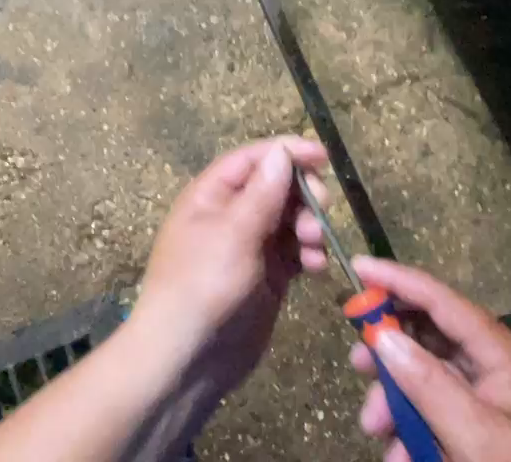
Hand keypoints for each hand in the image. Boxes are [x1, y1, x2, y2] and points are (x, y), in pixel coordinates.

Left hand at [129, 136, 331, 392]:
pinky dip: (308, 255)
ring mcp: (248, 247)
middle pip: (275, 187)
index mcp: (211, 195)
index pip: (252, 159)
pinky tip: (317, 268)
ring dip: (309, 227)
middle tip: (322, 209)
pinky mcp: (265, 277)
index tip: (323, 157)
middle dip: (302, 194)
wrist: (187, 357)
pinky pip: (293, 253)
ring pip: (288, 221)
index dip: (286, 153)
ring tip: (316, 245)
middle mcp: (229, 215)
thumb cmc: (203, 284)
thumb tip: (280, 151)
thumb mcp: (233, 233)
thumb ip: (262, 193)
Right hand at [349, 258, 510, 461]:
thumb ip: (428, 385)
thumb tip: (383, 336)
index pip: (440, 299)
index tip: (354, 267)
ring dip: (398, 404)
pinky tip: (404, 456)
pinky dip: (417, 430)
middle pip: (429, 339)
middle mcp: (497, 367)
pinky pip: (443, 415)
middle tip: (356, 368)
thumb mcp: (478, 439)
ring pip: (430, 381)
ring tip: (378, 436)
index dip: (396, 279)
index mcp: (502, 354)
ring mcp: (496, 400)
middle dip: (389, 354)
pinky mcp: (494, 431)